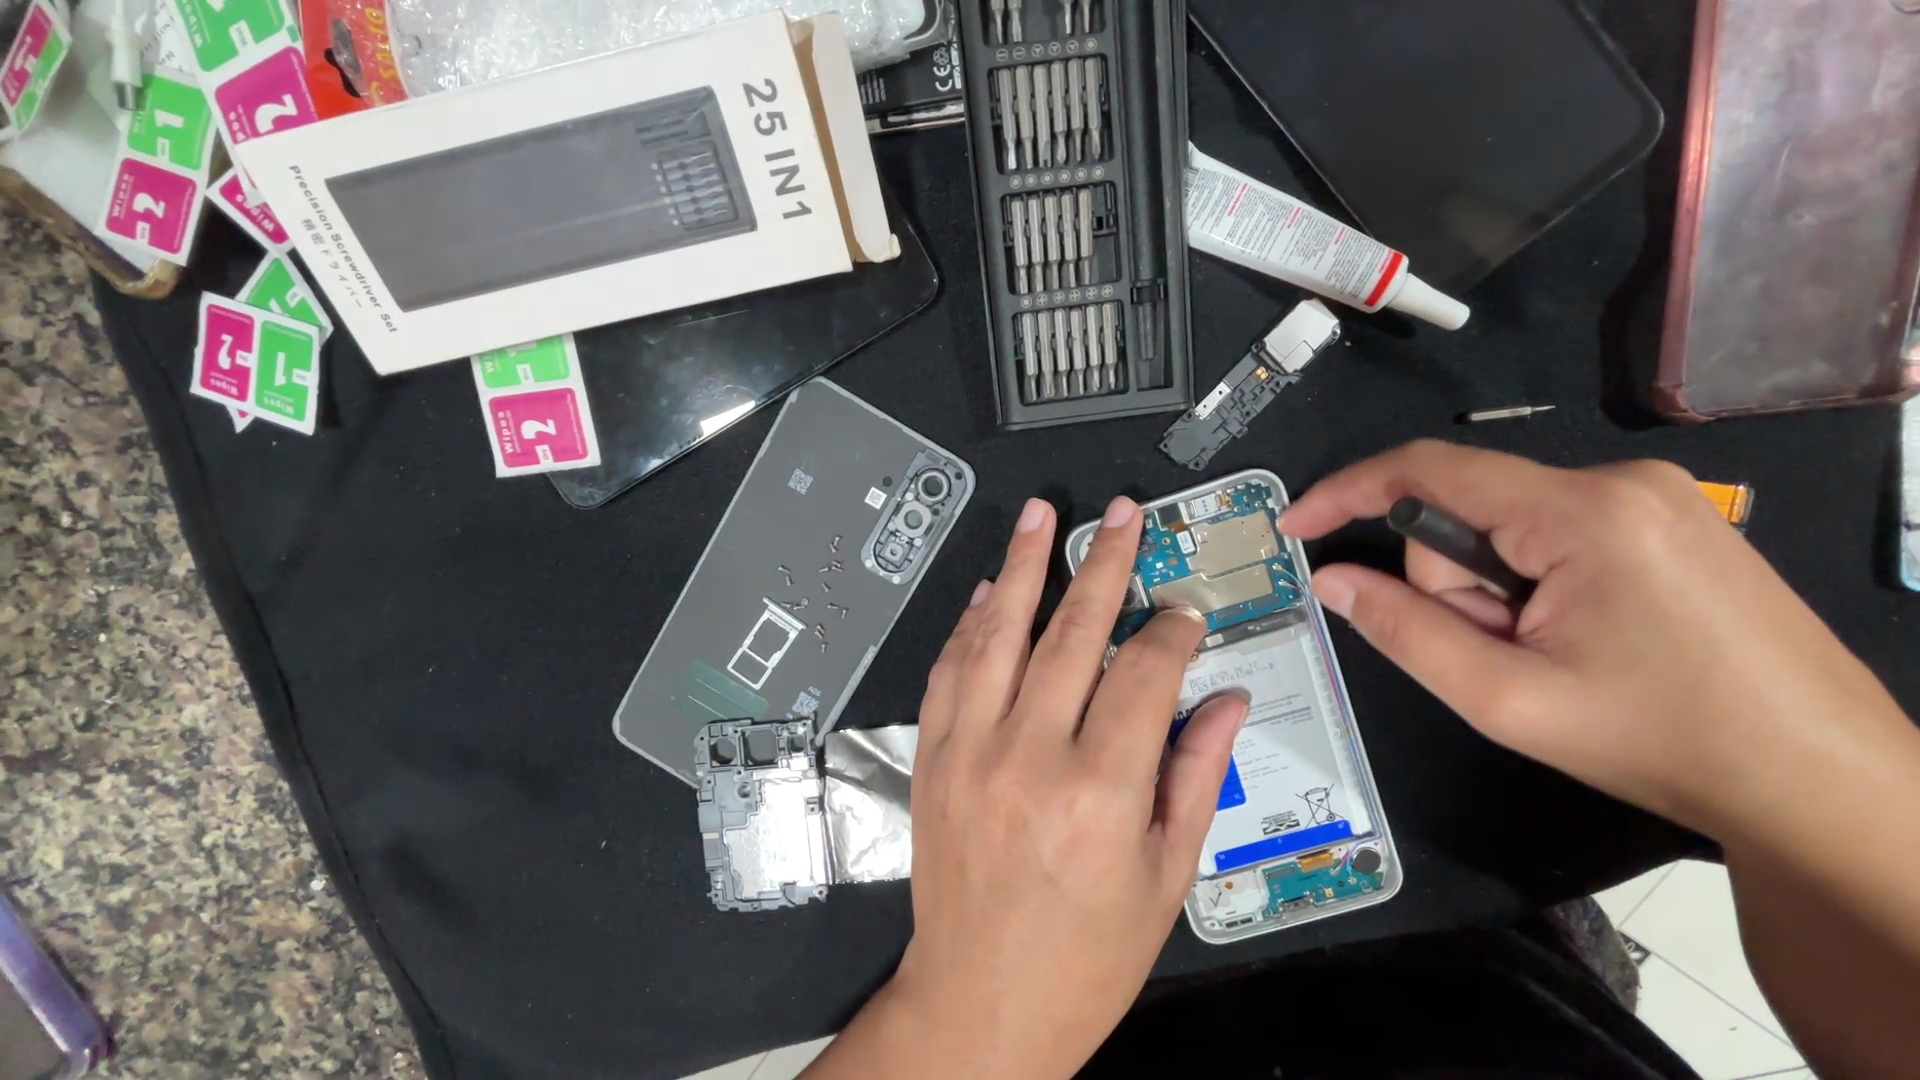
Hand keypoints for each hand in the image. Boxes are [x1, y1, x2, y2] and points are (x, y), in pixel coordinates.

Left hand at [811, 496, 1246, 1079]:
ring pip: (998, 634)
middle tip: (1122, 516)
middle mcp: (1028, 755)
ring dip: (1021, 567)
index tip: (1185, 615)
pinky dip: (969, 625)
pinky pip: (949, 672)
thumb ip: (1196, 776)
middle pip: (1072, 633)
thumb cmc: (1084, 955)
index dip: (1172, 633)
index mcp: (1100, 789)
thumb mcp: (1166, 878)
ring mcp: (969, 750)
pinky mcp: (931, 757)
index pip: (1145, 673)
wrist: (982, 1001)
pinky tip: (988, 590)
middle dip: (1104, 565)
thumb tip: (1227, 701)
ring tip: (1040, 515)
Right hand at [1278, 440, 1911, 840]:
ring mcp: (1654, 499)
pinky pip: (1553, 533)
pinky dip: (1533, 583)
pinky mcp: (1670, 522)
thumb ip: (1402, 630)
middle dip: (1455, 584)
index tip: (1294, 524)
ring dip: (1496, 592)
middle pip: (1468, 510)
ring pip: (1508, 526)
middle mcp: (1619, 482)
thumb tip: (1328, 579)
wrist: (1827, 786)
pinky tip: (1580, 637)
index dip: (1346, 491)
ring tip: (1550, 657)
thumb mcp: (1504, 696)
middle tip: (1501, 657)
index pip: (1428, 469)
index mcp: (1580, 512)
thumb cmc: (1662, 742)